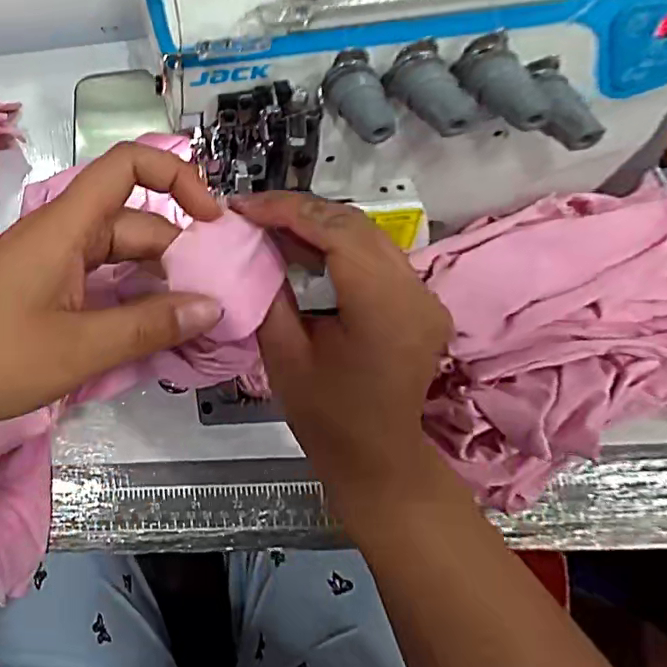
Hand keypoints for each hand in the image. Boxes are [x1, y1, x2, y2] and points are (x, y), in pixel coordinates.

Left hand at [0, 143, 226, 480]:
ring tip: (193, 322)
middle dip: (177, 253)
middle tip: (215, 301)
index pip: (127, 165)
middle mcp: (62, 232)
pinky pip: (99, 279)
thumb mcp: (78, 349)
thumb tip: (211, 306)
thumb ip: (148, 326)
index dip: (176, 175)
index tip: (211, 219)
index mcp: (66, 225)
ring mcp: (51, 260)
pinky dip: (129, 299)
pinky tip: (151, 330)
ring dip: (156, 283)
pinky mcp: (44, 286)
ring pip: (119, 255)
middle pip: (133, 220)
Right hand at [232, 192, 453, 529]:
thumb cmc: (326, 415)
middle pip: (353, 224)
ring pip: (365, 231)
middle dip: (297, 209)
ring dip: (315, 221)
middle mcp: (415, 292)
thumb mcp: (284, 352)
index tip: (243, 207)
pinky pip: (372, 251)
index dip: (286, 210)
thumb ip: (270, 290)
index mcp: (384, 307)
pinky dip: (334, 240)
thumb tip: (255, 244)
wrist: (378, 459)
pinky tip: (301, 244)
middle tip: (250, 211)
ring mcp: (423, 293)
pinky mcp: (418, 297)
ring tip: (268, 222)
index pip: (336, 232)